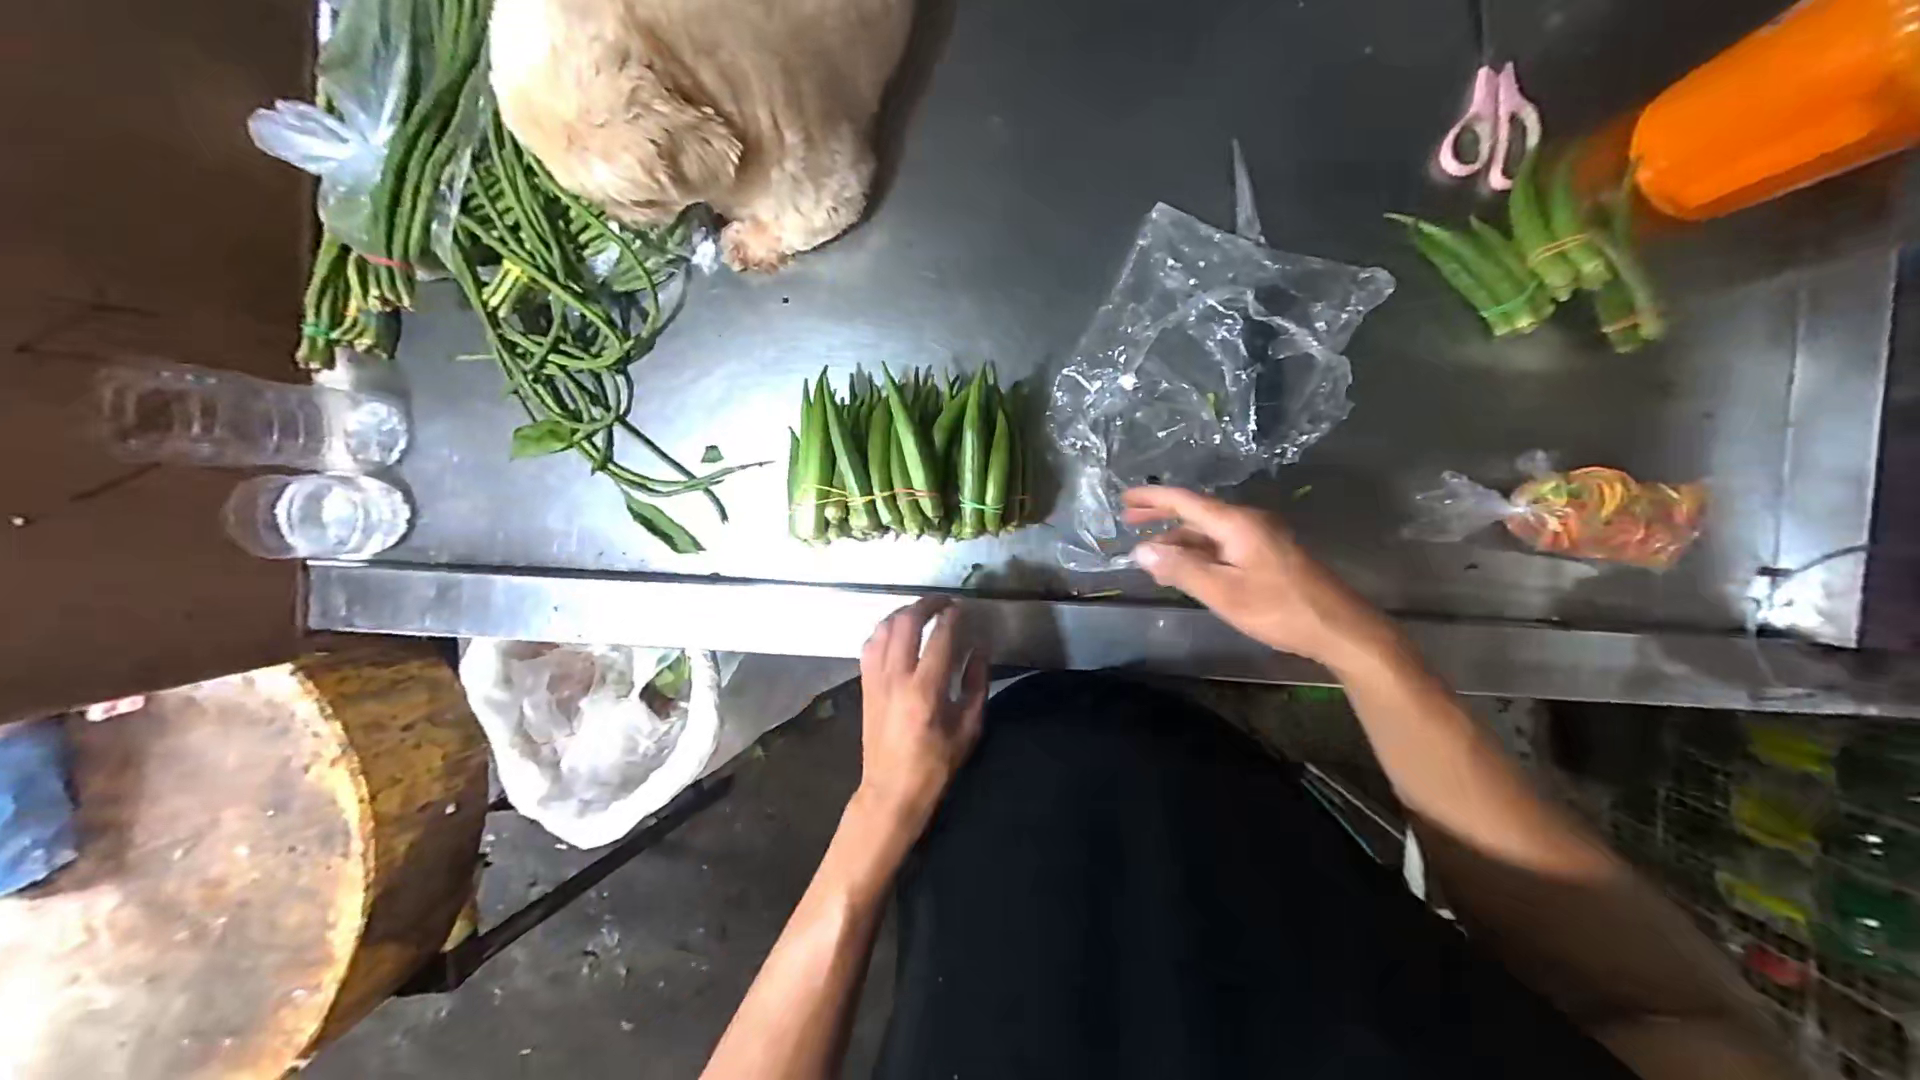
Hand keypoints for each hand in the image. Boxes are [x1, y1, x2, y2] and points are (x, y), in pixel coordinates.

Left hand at [854, 597, 988, 832]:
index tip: (962, 608)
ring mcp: (875, 680)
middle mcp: (895, 678)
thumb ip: (975, 684)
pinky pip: (870, 645)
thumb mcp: (968, 728)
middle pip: (906, 623)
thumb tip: (979, 649)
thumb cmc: (935, 764)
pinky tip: (896, 631)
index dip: (952, 617)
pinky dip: (884, 630)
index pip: (939, 638)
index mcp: (925, 690)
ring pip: (883, 628)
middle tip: (943, 602)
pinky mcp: (865, 685)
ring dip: (903, 613)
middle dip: (926, 604)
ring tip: (922, 611)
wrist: (891, 791)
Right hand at [1122, 485, 1398, 670]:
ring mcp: (1261, 537)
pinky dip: (1198, 550)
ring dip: (1179, 537)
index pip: (1186, 501)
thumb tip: (1141, 550)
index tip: (1124, 498)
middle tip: (1129, 519)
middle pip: (1197, 512)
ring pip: (1210, 531)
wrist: (1339, 627)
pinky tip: (1186, 566)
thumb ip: (1180, 568)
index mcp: (1237, 523)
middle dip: (1162, 514)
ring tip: (1150, 550)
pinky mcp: (1268, 554)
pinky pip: (1223, 544)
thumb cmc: (1278, 608)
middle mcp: (1249, 522)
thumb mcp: (1222, 591)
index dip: (1153, 498)